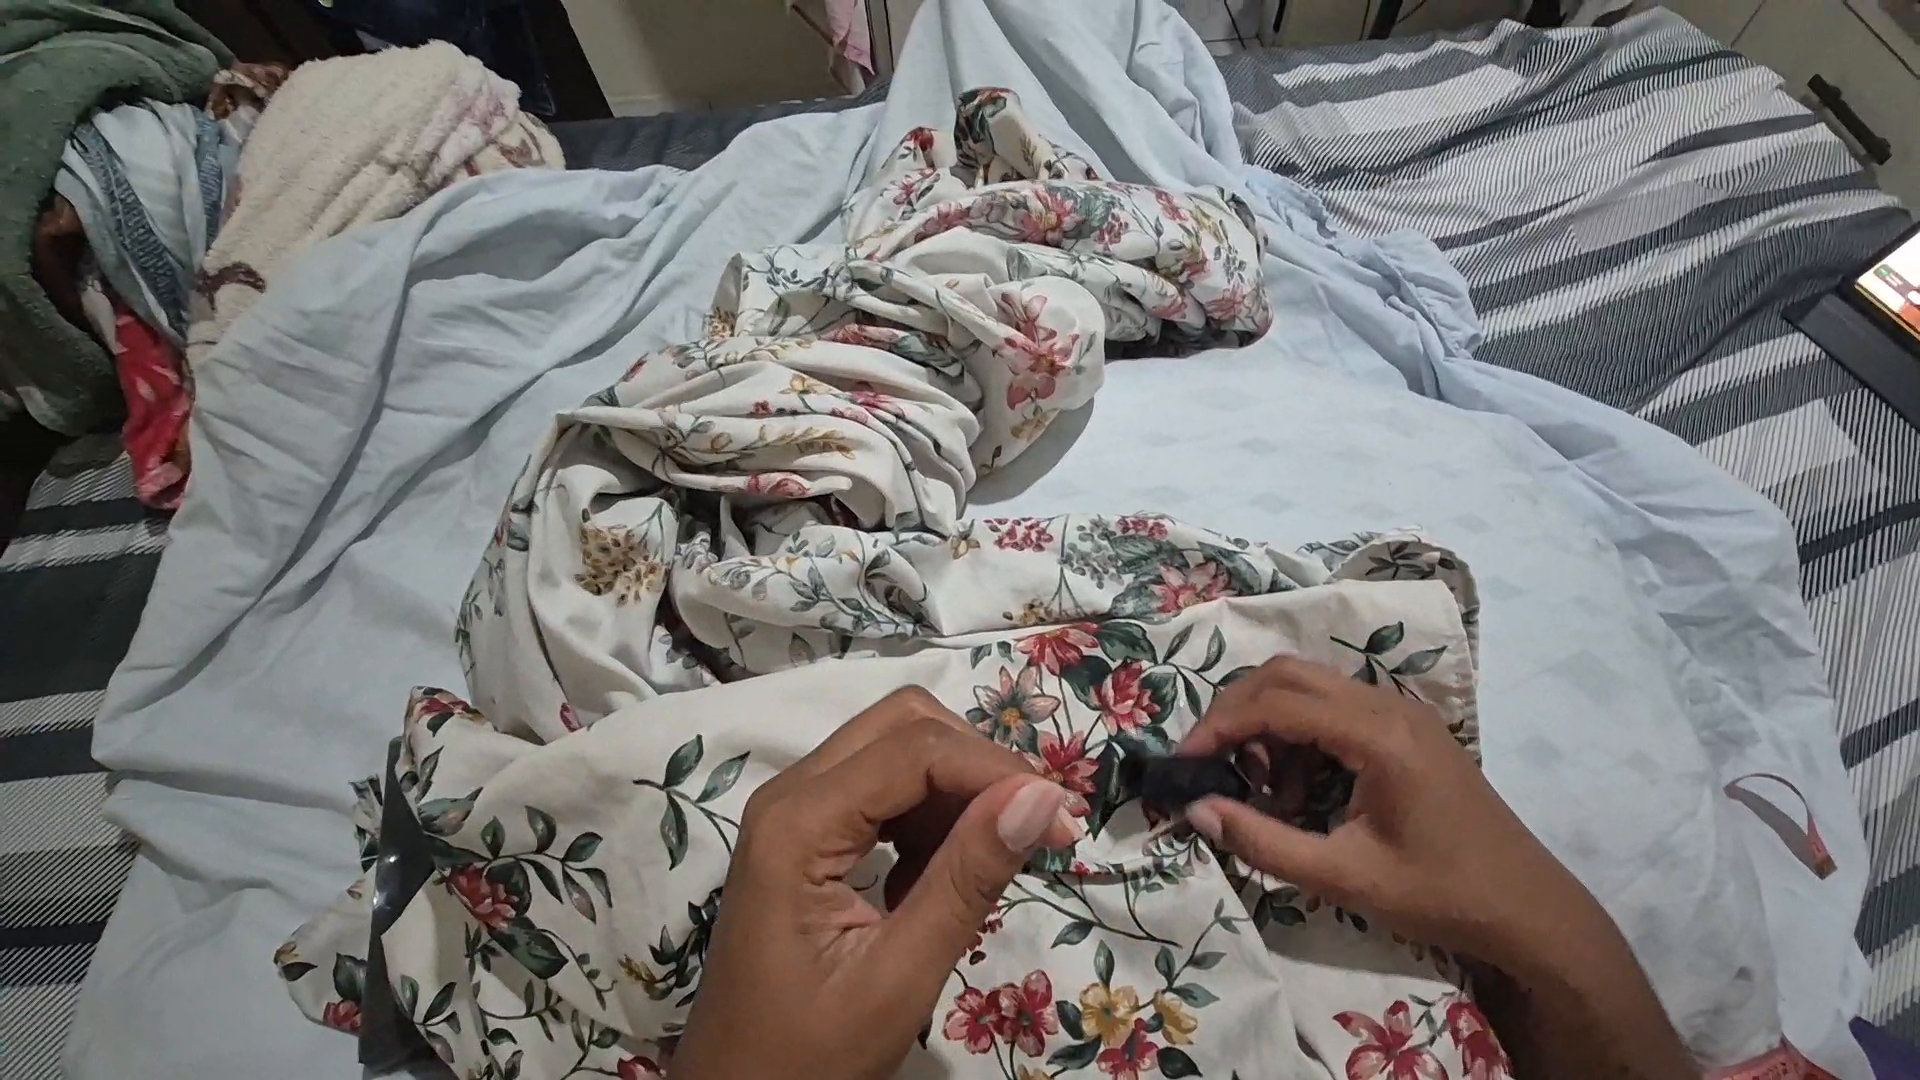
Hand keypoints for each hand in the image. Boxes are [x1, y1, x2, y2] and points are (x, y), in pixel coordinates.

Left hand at [671, 686, 1080, 1079]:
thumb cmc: (806, 1059)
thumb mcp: (897, 980)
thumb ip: (966, 881)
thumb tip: (1040, 799)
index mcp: (799, 822)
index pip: (915, 751)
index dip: (995, 769)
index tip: (1061, 816)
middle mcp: (793, 792)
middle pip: (903, 726)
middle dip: (976, 761)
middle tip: (1033, 821)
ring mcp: (799, 807)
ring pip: (897, 746)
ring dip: (958, 786)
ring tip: (998, 850)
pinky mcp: (812, 829)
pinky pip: (885, 786)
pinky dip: (932, 812)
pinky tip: (948, 868)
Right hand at [1178, 656, 1599, 974]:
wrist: (1533, 914)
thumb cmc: (1441, 896)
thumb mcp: (1344, 878)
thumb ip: (1263, 841)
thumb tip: (1195, 810)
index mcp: (1379, 735)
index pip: (1276, 702)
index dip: (1220, 725)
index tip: (1186, 759)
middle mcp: (1388, 706)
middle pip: (1286, 674)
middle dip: (1236, 710)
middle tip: (1210, 758)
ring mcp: (1400, 711)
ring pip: (1307, 685)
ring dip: (1267, 722)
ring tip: (1261, 785)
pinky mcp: (1404, 727)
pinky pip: (1331, 706)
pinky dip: (1296, 733)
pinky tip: (1299, 786)